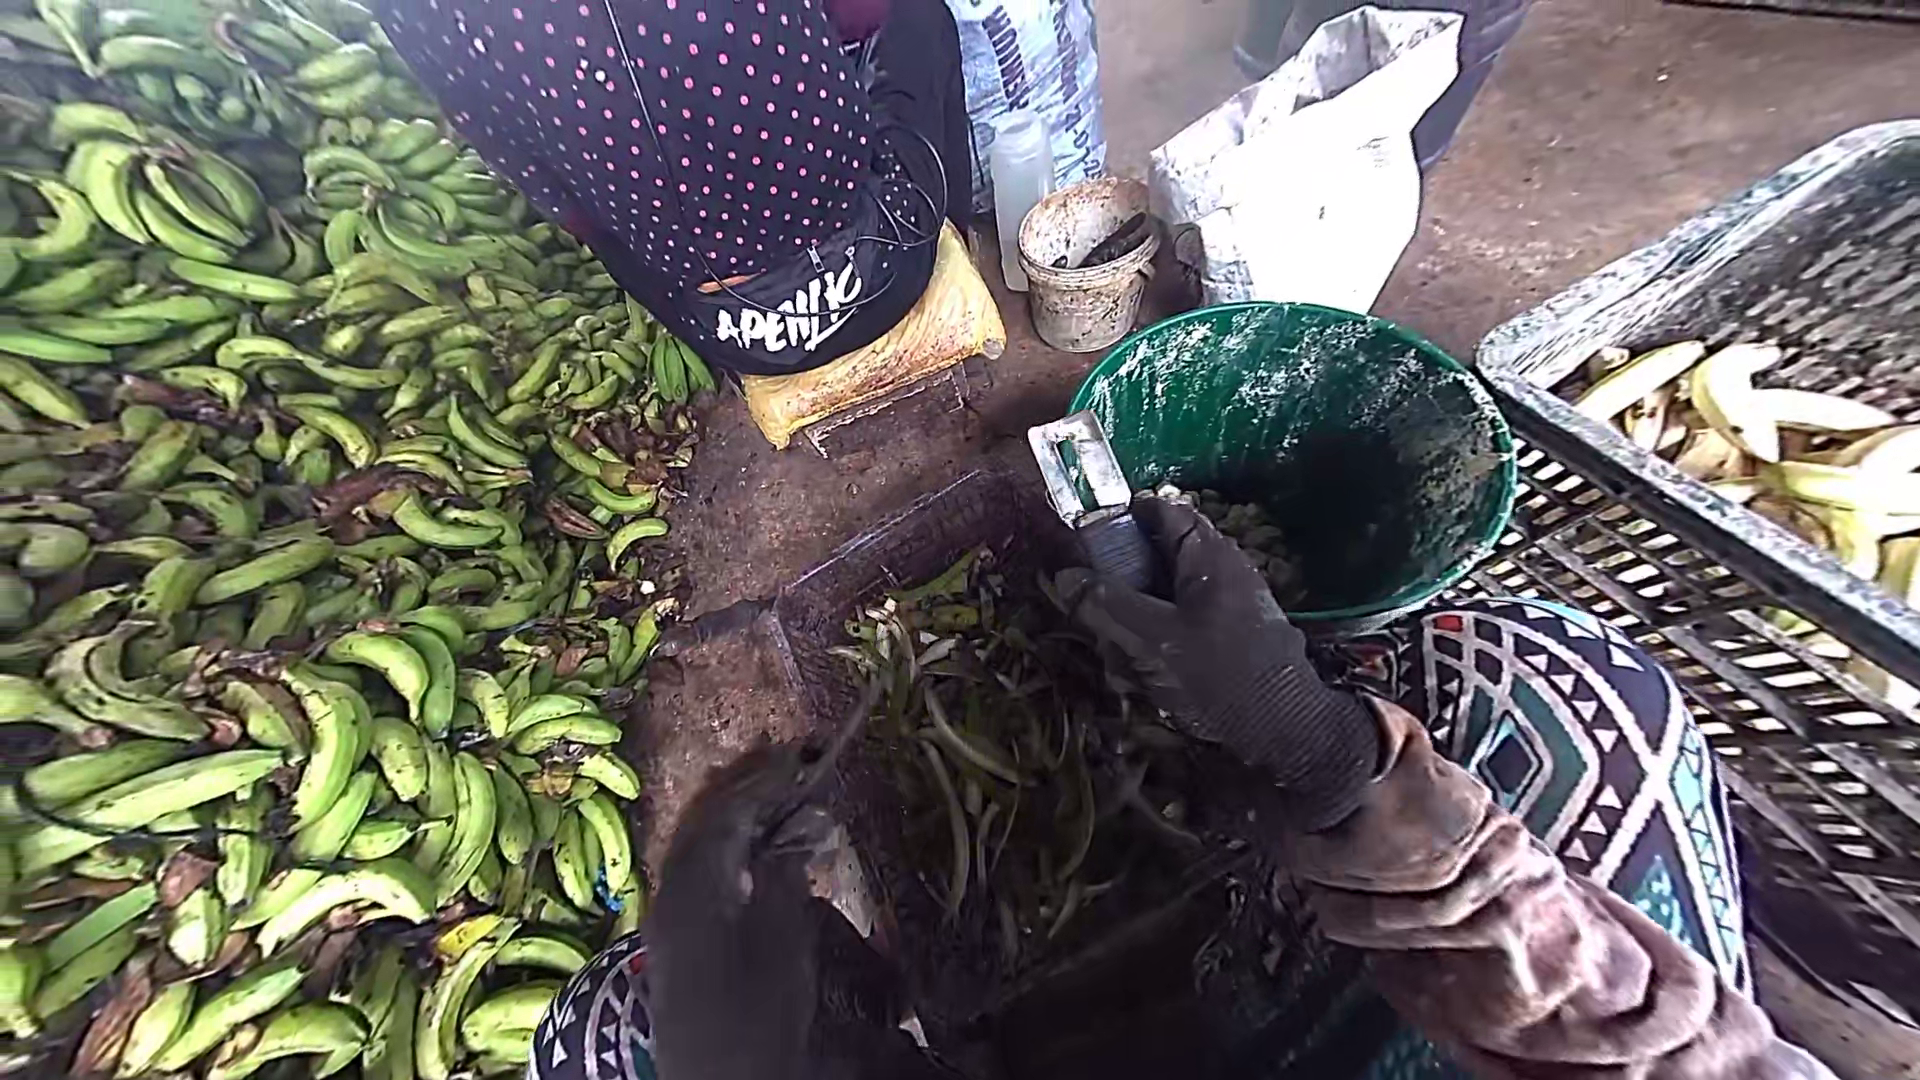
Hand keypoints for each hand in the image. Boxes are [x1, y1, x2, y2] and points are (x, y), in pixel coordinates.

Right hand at [1056, 496, 1380, 831]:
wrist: (1286, 735)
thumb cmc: (1220, 675)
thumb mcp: (1151, 638)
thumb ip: (1104, 604)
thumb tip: (1064, 577)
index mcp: (1209, 556)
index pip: (1162, 510)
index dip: (1124, 515)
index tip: (1089, 538)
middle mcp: (1220, 572)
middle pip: (1153, 559)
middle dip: (1120, 590)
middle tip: (1096, 616)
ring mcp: (1224, 607)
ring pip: (1160, 600)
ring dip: (1132, 628)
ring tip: (1122, 664)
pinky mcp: (1225, 638)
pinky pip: (1176, 629)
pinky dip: (1153, 648)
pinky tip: (1142, 680)